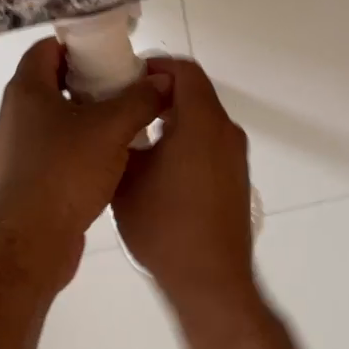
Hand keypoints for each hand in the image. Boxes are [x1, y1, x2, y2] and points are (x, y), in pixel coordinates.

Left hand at [0, 38, 171, 289]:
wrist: (30, 240)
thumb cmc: (64, 172)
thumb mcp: (110, 129)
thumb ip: (140, 100)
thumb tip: (163, 79)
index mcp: (27, 89)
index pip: (48, 48)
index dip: (79, 44)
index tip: (113, 51)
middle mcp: (17, 112)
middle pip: (54, 81)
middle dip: (91, 80)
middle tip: (127, 84)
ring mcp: (20, 146)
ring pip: (58, 116)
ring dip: (90, 114)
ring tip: (128, 117)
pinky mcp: (30, 175)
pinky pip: (59, 146)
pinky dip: (83, 143)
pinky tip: (114, 155)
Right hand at [111, 57, 256, 305]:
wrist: (209, 283)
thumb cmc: (163, 225)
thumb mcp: (125, 175)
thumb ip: (120, 135)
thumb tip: (114, 118)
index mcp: (201, 122)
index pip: (183, 70)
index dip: (153, 66)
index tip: (123, 79)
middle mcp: (225, 132)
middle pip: (193, 92)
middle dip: (157, 92)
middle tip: (121, 104)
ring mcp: (234, 157)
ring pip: (200, 119)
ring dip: (170, 117)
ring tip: (132, 135)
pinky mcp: (235, 180)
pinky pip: (208, 143)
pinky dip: (184, 139)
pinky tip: (155, 166)